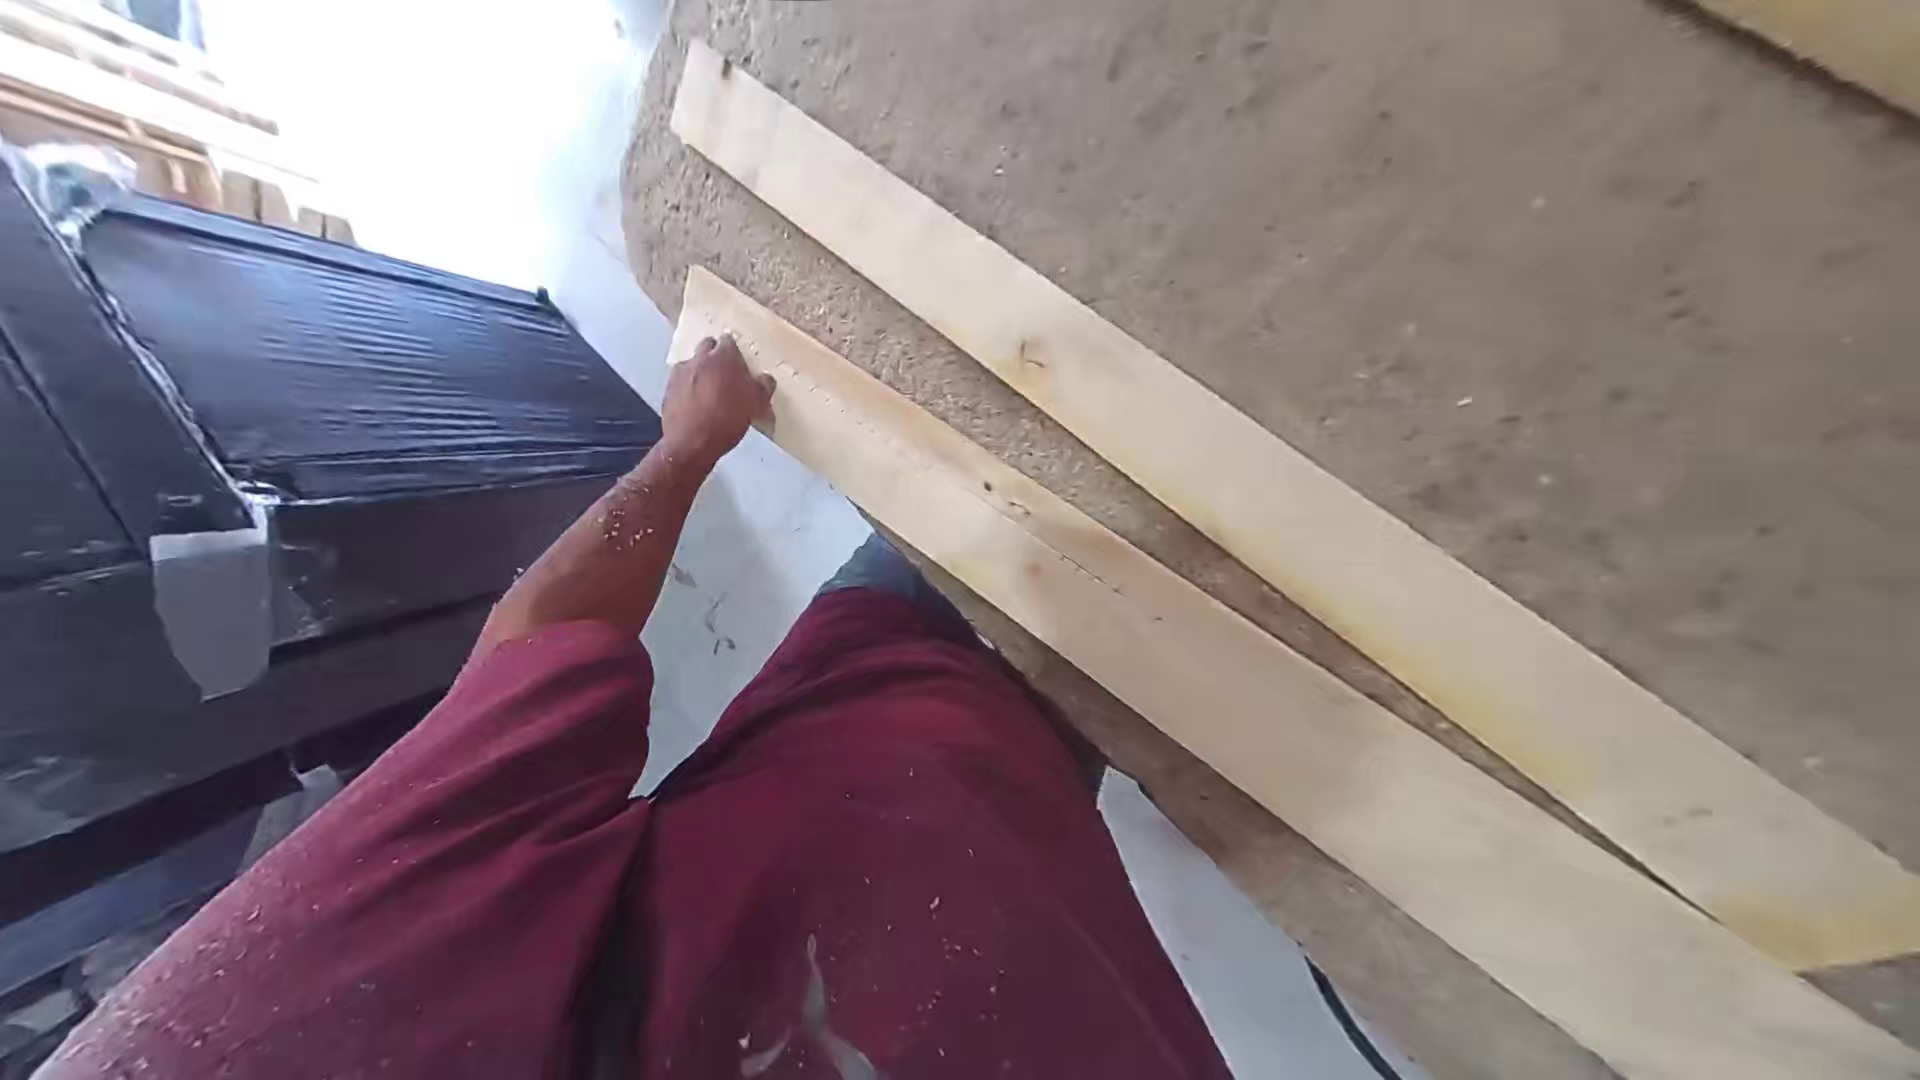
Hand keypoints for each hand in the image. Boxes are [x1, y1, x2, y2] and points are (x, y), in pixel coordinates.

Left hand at [660, 335, 774, 468]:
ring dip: (701, 370)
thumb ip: (763, 386)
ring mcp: (681, 371)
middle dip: (716, 355)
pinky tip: (696, 402)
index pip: (730, 341)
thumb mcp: (757, 405)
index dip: (736, 352)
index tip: (741, 365)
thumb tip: (765, 378)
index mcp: (724, 357)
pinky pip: (682, 380)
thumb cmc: (728, 420)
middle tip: (726, 374)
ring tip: (710, 391)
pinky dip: (689, 386)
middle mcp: (700, 358)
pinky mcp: (668, 387)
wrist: (692, 442)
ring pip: (693, 362)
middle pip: (708, 346)